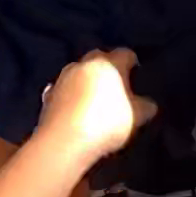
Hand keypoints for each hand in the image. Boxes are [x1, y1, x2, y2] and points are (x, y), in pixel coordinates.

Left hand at [38, 49, 158, 164]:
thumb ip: (145, 106)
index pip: (125, 54)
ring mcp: (62, 79)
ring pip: (79, 72)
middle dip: (108, 67)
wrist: (65, 143)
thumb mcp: (138, 116)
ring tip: (96, 97)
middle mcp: (83, 65)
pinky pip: (64, 90)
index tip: (138, 74)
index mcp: (108, 64)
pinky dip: (71, 95)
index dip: (134, 63)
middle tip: (117, 84)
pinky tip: (76, 108)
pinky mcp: (47, 97)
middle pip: (99, 58)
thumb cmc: (107, 122)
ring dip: (87, 80)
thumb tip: (148, 104)